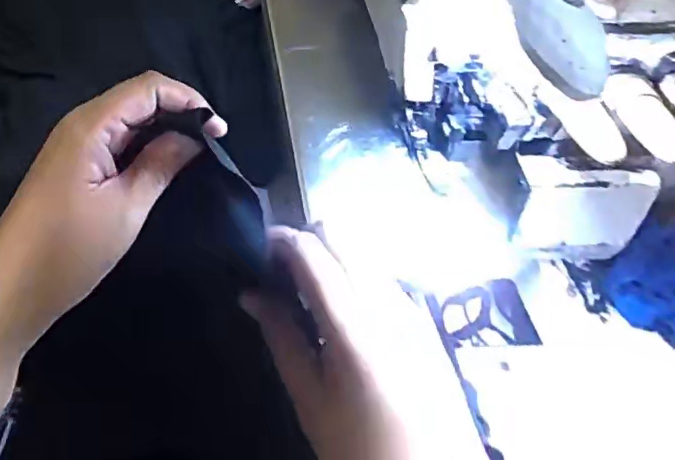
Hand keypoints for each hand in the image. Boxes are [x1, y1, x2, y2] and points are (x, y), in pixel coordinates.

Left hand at [0, 72, 223, 426]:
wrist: (2, 299)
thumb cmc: (66, 253)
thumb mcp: (126, 209)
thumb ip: (162, 163)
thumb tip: (194, 136)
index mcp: (91, 125)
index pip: (149, 87)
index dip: (188, 99)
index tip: (219, 129)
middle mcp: (80, 123)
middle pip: (138, 96)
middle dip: (179, 110)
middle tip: (213, 140)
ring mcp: (72, 143)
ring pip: (128, 116)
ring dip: (163, 126)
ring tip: (196, 150)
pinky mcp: (70, 163)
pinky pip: (115, 136)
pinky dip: (144, 142)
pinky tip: (162, 161)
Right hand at [243, 228, 484, 459]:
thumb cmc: (359, 448)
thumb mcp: (311, 401)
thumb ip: (281, 337)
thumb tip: (250, 293)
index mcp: (355, 326)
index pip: (314, 251)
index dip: (282, 238)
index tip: (258, 246)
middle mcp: (386, 300)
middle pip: (341, 235)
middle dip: (306, 241)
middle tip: (280, 269)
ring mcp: (410, 302)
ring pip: (362, 247)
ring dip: (331, 252)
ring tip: (308, 288)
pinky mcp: (423, 312)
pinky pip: (380, 270)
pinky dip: (354, 270)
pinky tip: (343, 305)